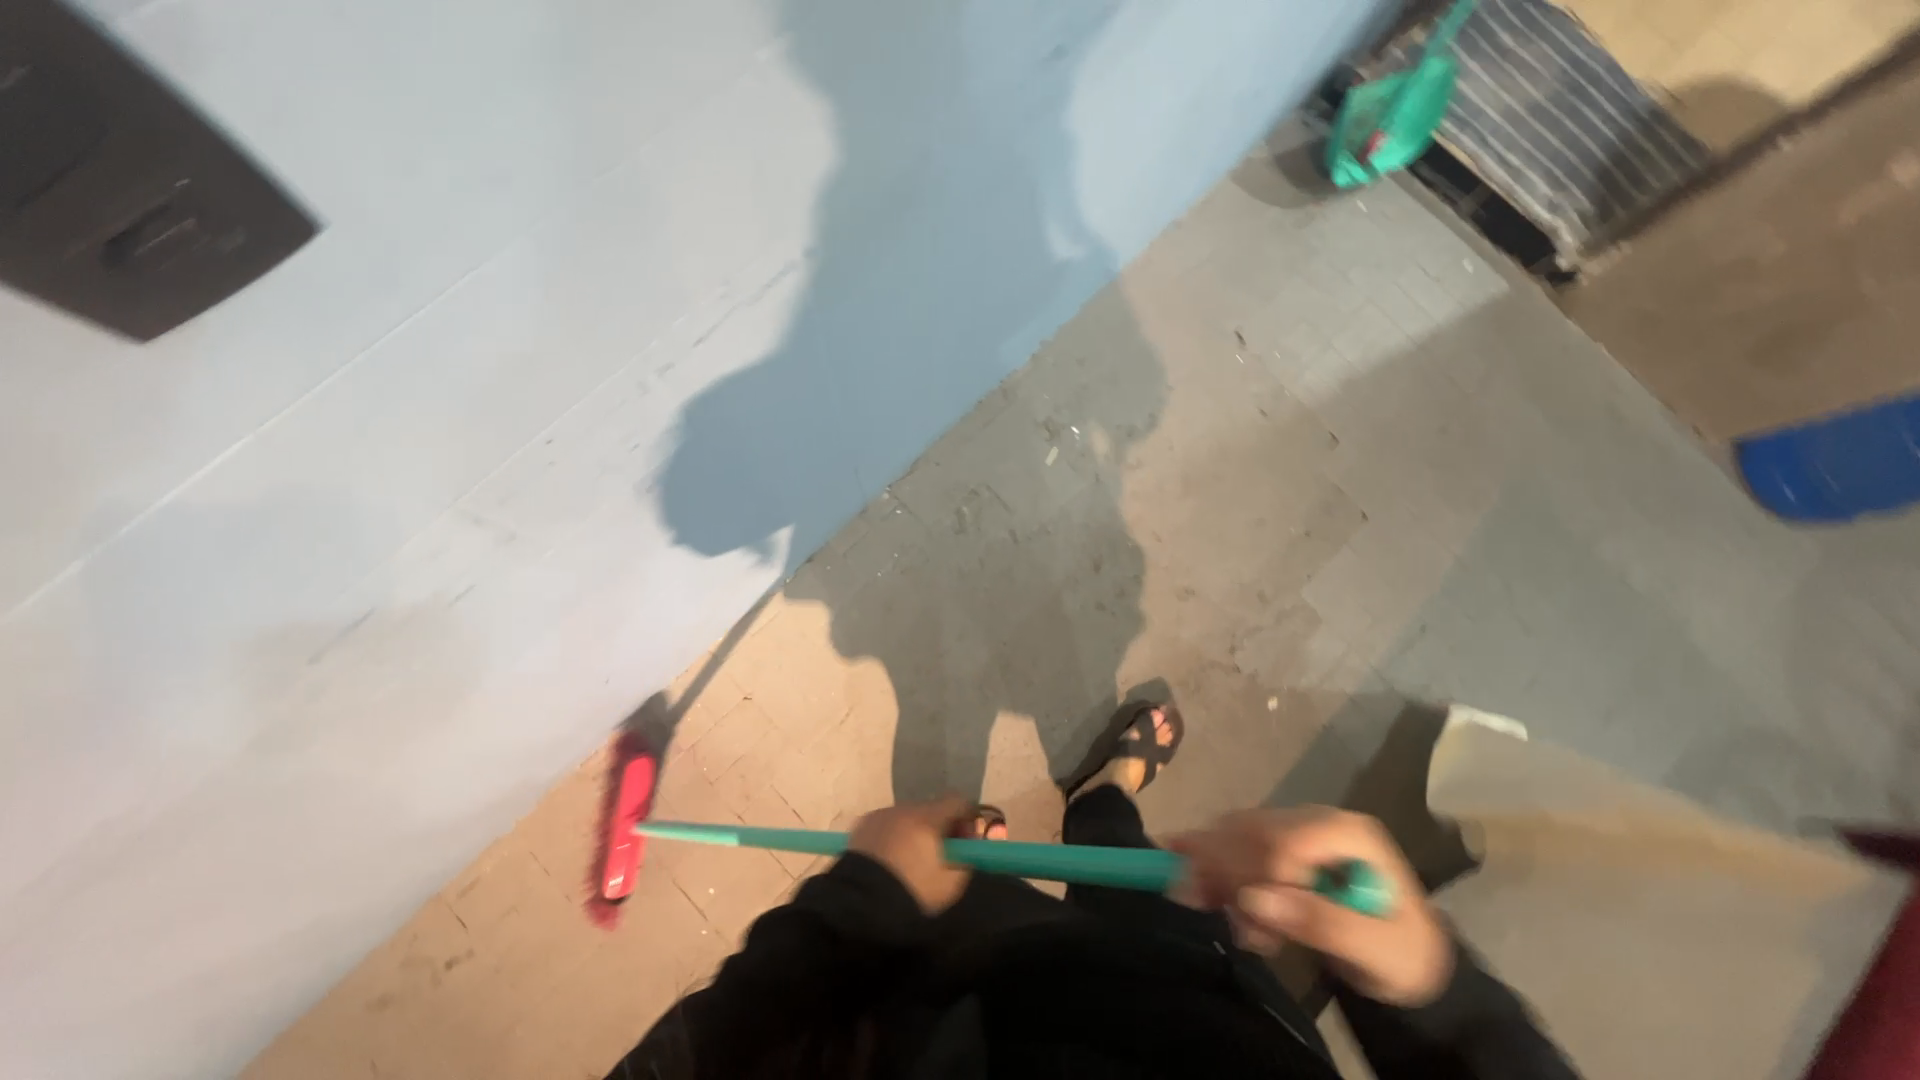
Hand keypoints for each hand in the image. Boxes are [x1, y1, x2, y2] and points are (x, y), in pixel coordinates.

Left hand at [847, 797, 971, 913]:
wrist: (858, 904)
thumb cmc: (909, 893)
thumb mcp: (949, 886)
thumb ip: (965, 864)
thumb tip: (965, 854)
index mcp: (928, 818)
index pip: (959, 801)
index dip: (968, 819)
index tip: (966, 843)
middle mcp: (904, 808)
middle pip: (933, 808)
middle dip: (942, 827)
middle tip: (940, 855)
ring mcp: (880, 814)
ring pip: (909, 816)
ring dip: (916, 831)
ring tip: (911, 860)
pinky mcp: (862, 825)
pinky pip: (888, 824)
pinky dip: (894, 835)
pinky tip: (889, 860)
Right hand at [1173, 806, 1452, 1005]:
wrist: (1409, 958)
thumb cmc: (1402, 954)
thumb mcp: (1377, 951)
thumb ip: (1321, 923)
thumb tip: (1254, 898)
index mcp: (1348, 833)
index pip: (1285, 840)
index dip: (1256, 875)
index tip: (1246, 919)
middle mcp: (1316, 819)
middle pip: (1252, 830)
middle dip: (1220, 867)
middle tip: (1193, 902)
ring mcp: (1295, 828)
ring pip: (1234, 832)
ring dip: (1212, 867)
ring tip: (1202, 902)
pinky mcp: (1278, 843)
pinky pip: (1232, 842)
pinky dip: (1214, 867)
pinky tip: (1206, 890)